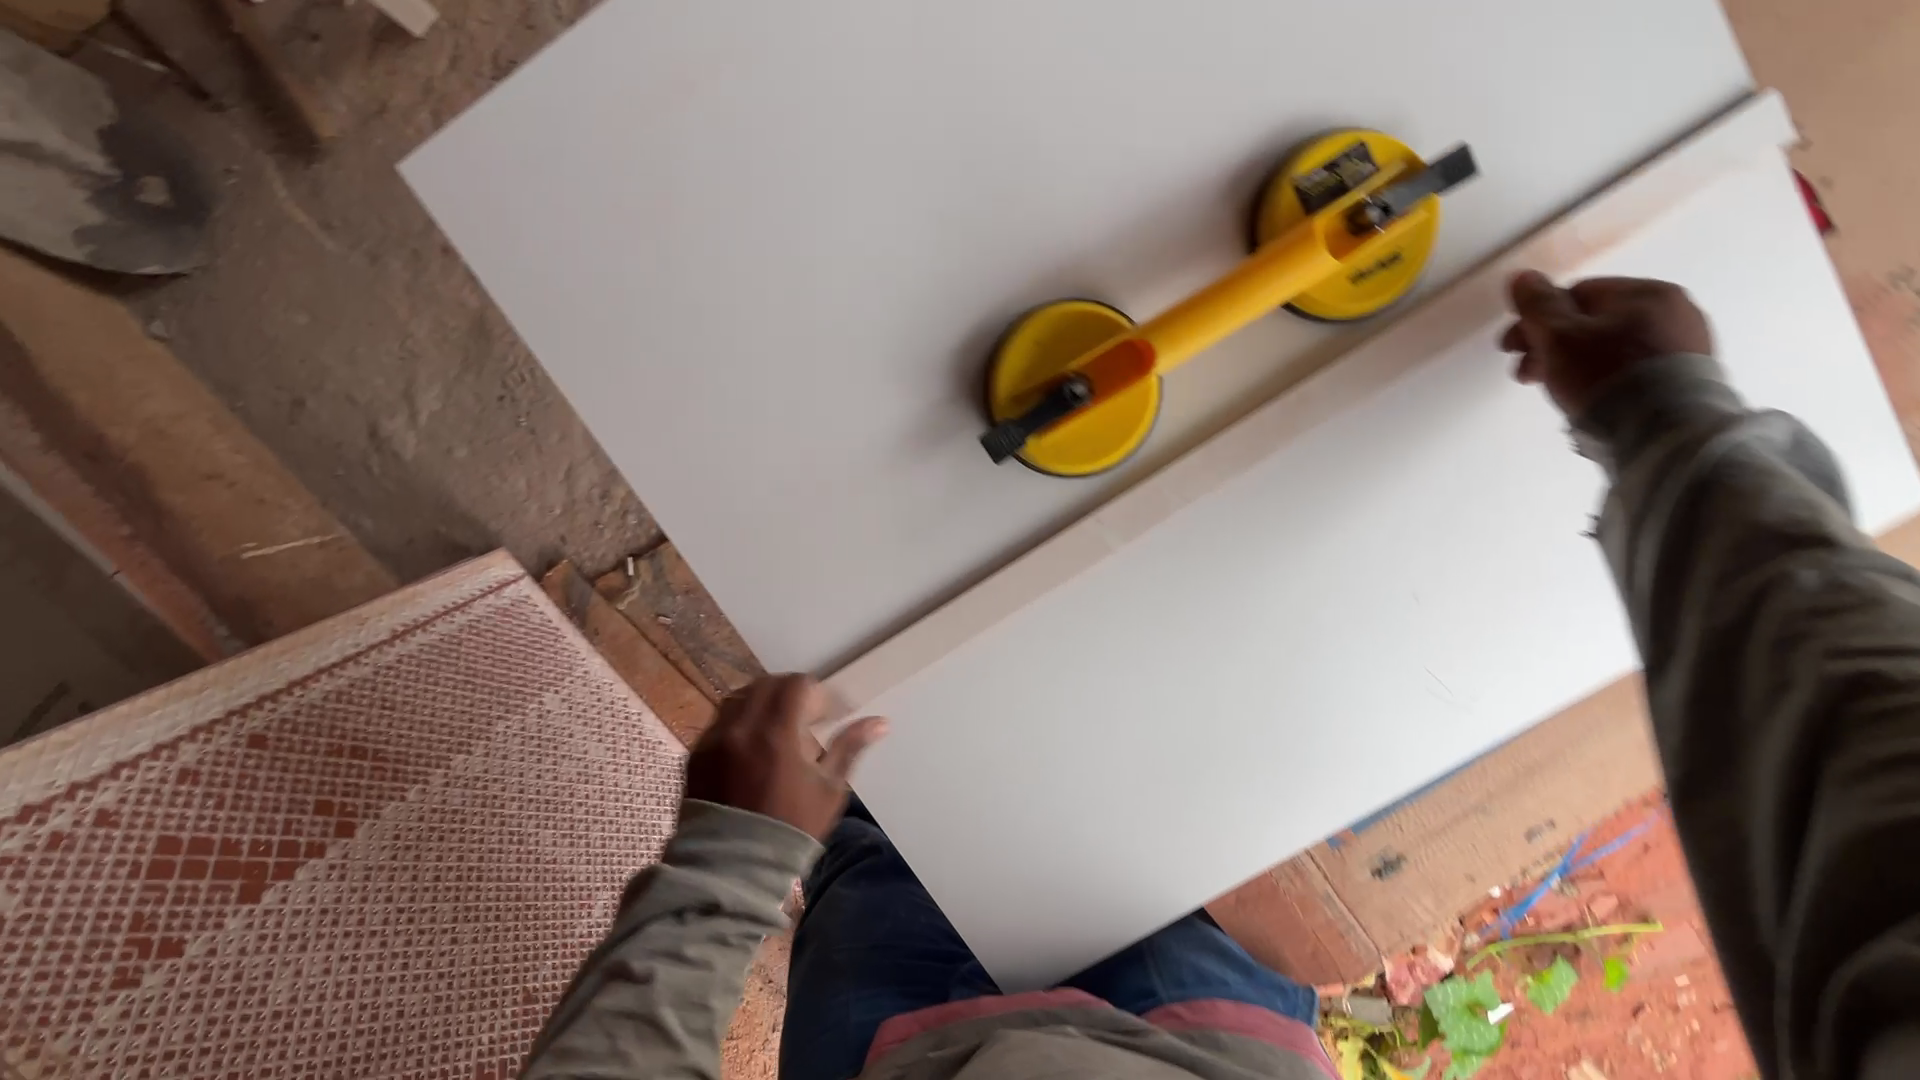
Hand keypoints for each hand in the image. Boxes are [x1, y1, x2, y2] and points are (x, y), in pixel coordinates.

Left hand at [683, 674, 888, 840]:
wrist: (734, 869)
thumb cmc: (791, 828)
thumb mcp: (829, 789)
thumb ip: (849, 748)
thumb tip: (880, 722)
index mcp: (776, 734)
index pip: (797, 685)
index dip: (817, 694)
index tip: (828, 716)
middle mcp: (741, 728)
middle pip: (768, 684)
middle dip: (791, 693)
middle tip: (806, 719)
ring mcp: (714, 739)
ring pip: (740, 697)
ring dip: (763, 703)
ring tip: (778, 730)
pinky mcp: (696, 754)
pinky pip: (721, 720)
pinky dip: (740, 721)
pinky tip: (753, 747)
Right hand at [1499, 272, 1713, 416]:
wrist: (1662, 428)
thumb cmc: (1604, 375)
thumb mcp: (1559, 337)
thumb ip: (1538, 305)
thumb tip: (1522, 277)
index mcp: (1645, 292)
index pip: (1576, 294)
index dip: (1536, 321)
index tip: (1512, 350)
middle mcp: (1674, 309)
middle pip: (1594, 321)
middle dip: (1552, 345)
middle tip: (1527, 376)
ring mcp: (1686, 343)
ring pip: (1611, 345)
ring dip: (1574, 362)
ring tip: (1556, 389)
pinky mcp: (1689, 376)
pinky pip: (1632, 367)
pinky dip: (1603, 376)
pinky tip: (1589, 396)